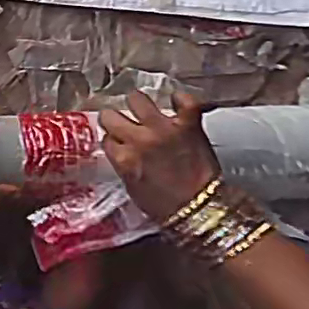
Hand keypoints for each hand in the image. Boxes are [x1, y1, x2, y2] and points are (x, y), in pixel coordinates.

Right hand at [98, 92, 221, 221]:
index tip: (117, 140)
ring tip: (143, 108)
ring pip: (138, 99)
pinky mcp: (188, 124)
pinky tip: (176, 102)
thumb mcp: (133, 189)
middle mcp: (140, 140)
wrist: (202, 210)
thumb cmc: (166, 207)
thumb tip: (121, 150)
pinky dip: (180, 100)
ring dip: (138, 104)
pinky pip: (183, 100)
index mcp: (124, 160)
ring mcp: (164, 129)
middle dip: (113, 119)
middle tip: (122, 121)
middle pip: (111, 115)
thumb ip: (124, 165)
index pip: (107, 139)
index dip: (112, 139)